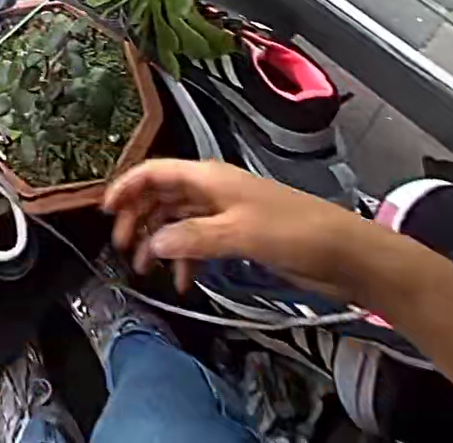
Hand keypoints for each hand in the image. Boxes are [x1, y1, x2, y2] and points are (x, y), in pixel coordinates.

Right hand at [103, 159, 392, 301]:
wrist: (346, 254)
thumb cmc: (294, 231)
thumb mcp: (239, 232)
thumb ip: (192, 237)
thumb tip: (154, 243)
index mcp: (207, 176)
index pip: (154, 172)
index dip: (127, 185)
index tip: (106, 209)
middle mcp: (209, 189)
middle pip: (160, 195)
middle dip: (138, 216)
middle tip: (123, 245)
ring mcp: (221, 211)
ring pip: (175, 219)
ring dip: (158, 240)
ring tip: (145, 266)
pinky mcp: (235, 234)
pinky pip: (196, 240)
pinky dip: (184, 257)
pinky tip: (182, 280)